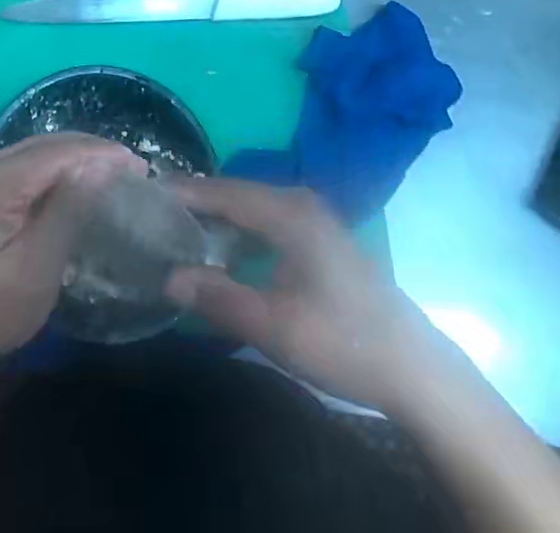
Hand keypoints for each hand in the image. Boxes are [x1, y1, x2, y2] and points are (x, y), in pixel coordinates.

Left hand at [0, 134, 144, 371]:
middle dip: (95, 152)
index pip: (57, 153)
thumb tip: (100, 167)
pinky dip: (61, 169)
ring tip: (119, 175)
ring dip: (80, 158)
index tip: (141, 169)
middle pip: (49, 145)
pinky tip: (84, 182)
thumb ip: (68, 212)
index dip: (101, 155)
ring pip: (41, 150)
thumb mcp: (36, 267)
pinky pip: (30, 164)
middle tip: (137, 172)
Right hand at [165, 178, 440, 409]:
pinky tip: (220, 251)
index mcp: (290, 214)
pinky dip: (237, 230)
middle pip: (235, 193)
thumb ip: (218, 298)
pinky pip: (265, 221)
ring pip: (250, 207)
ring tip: (175, 232)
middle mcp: (300, 204)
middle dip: (194, 202)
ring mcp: (312, 219)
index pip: (223, 191)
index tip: (143, 194)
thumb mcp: (274, 327)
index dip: (182, 192)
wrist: (415, 369)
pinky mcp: (318, 238)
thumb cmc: (344, 344)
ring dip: (215, 217)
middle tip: (151, 215)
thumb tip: (168, 277)